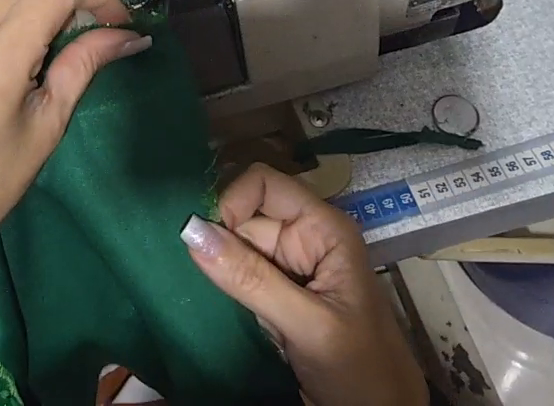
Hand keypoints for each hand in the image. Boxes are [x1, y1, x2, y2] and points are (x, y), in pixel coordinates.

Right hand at [180, 164, 425, 405]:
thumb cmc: (362, 369)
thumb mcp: (308, 325)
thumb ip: (251, 278)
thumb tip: (190, 229)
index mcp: (323, 227)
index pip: (264, 183)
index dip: (232, 202)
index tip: (209, 242)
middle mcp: (306, 236)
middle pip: (246, 216)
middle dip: (223, 242)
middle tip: (211, 278)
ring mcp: (292, 266)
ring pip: (239, 246)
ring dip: (224, 268)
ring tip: (221, 297)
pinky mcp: (280, 294)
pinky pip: (242, 274)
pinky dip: (230, 287)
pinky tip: (227, 305)